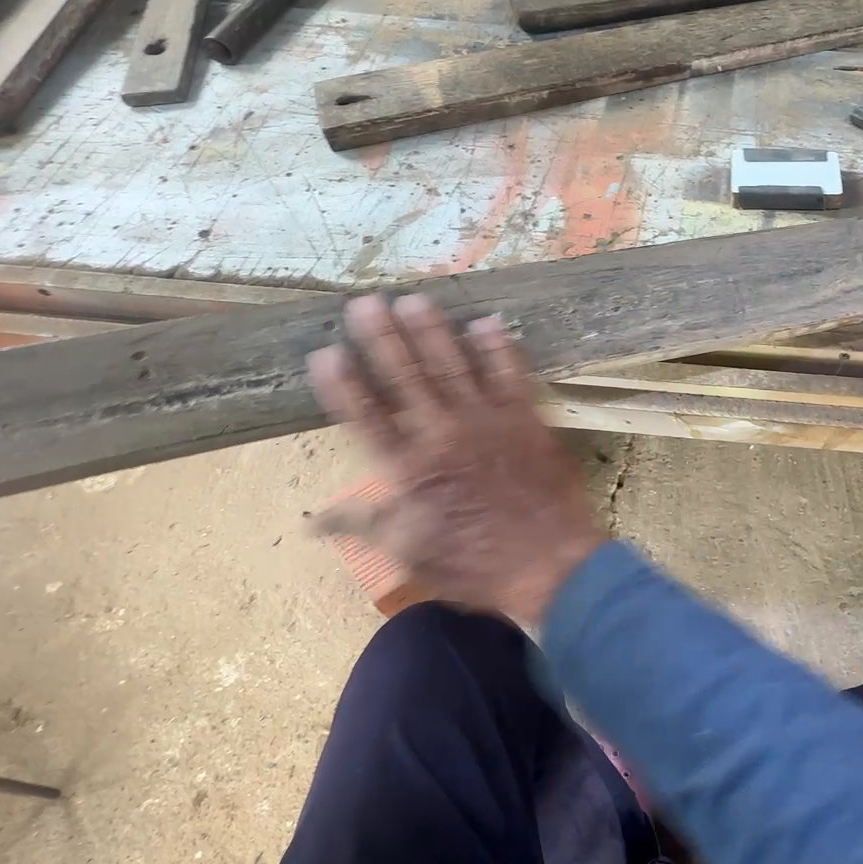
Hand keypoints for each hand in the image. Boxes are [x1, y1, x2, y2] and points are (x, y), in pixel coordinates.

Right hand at [306, 294, 607, 625]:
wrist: (549, 563)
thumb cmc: (477, 564)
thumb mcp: (410, 552)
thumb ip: (366, 523)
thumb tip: (313, 521)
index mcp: (410, 469)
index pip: (366, 417)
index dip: (344, 384)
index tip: (324, 352)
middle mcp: (445, 435)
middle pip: (407, 378)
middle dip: (384, 338)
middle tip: (365, 302)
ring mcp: (489, 423)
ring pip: (455, 367)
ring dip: (434, 332)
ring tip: (415, 299)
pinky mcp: (527, 420)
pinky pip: (512, 375)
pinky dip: (500, 348)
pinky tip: (488, 321)